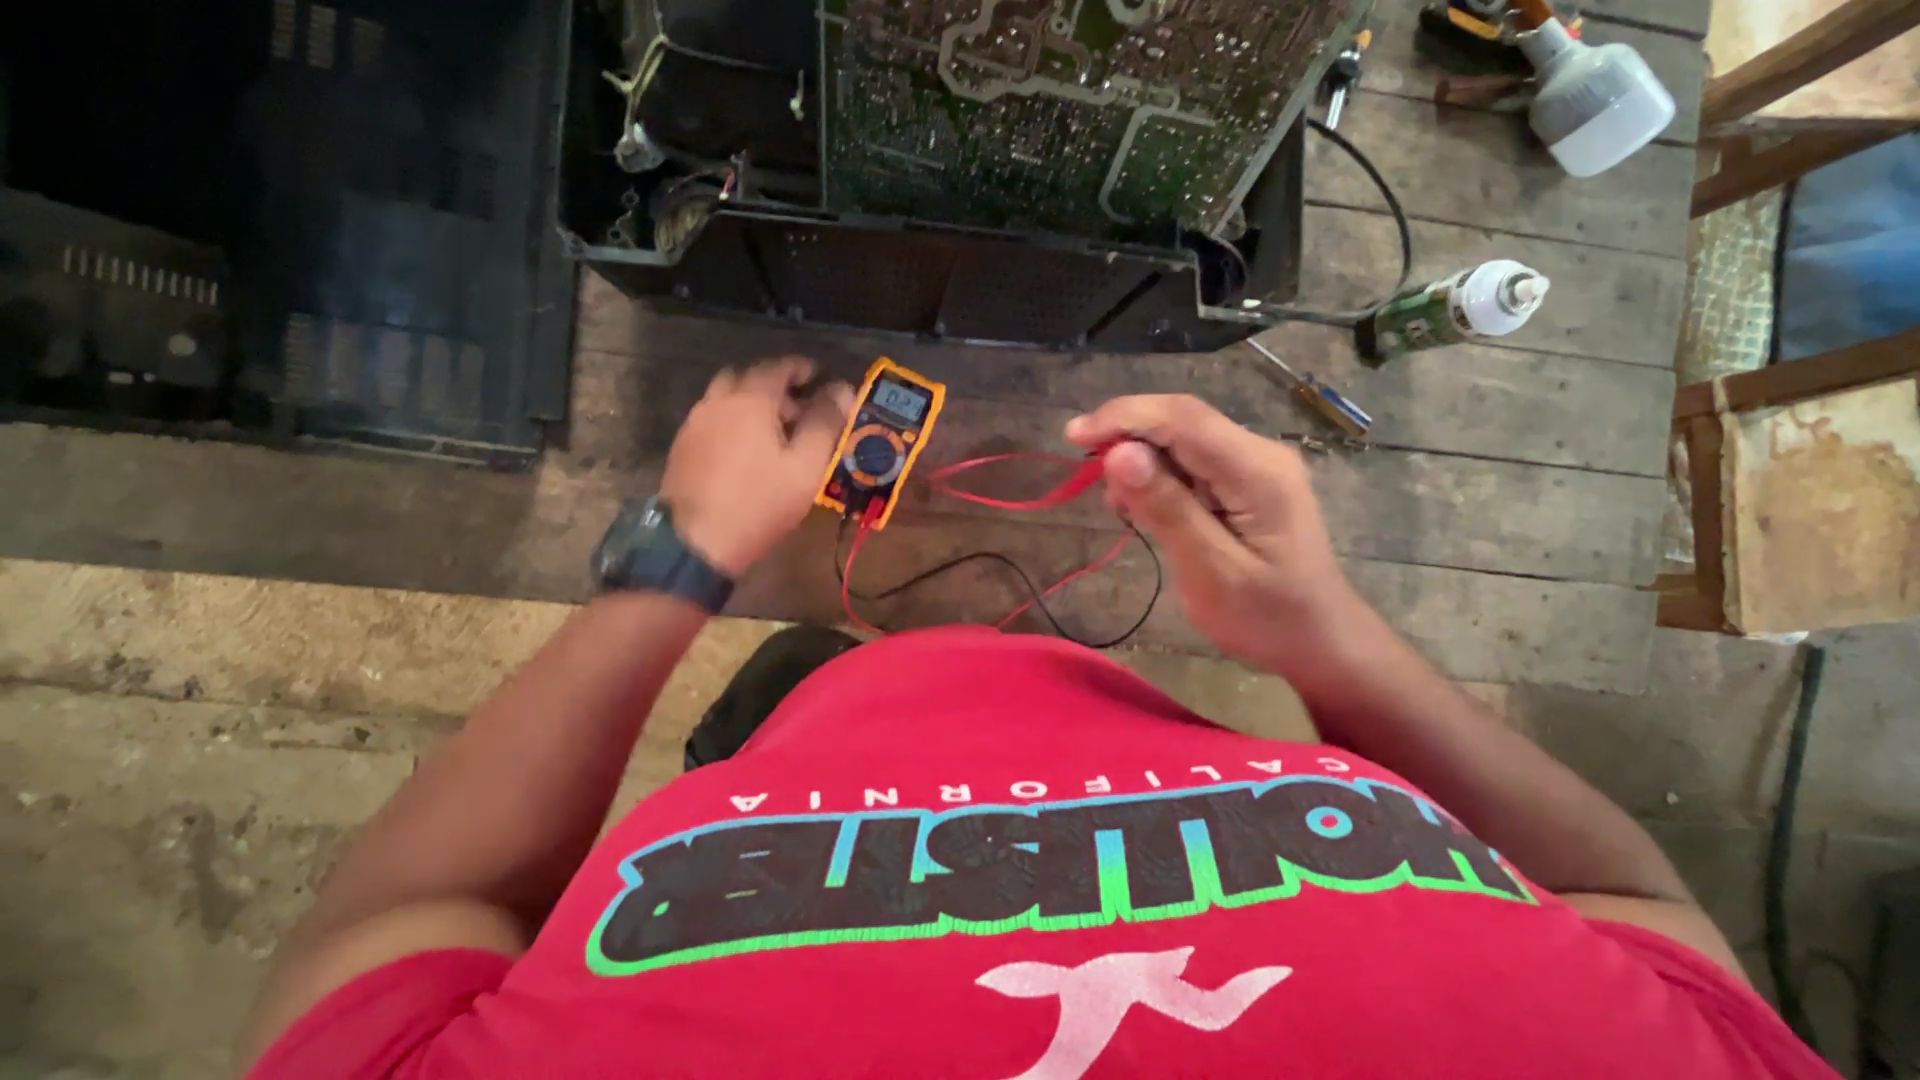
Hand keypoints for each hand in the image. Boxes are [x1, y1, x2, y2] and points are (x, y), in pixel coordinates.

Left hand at [661, 357, 852, 576]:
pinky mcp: (683, 448)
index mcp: (749, 400)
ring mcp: (695, 424)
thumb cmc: (758, 503)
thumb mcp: (805, 467)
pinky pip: (712, 420)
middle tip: (799, 409)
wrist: (696, 543)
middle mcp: (717, 401)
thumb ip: (825, 424)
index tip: (821, 378)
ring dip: (752, 404)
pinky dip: (733, 422)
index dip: (803, 368)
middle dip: (776, 386)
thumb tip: (842, 390)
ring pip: (726, 398)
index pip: (779, 367)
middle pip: (748, 378)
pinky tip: (748, 453)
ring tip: (775, 434)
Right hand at [1065, 394, 1370, 676]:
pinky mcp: (1245, 481)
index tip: (1073, 436)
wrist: (1320, 641)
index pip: (1183, 418)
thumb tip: (1118, 453)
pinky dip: (1157, 475)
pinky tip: (1141, 506)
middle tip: (1084, 472)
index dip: (1124, 417)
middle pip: (1182, 420)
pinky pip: (1192, 460)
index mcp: (1256, 471)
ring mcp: (1254, 465)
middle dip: (1126, 433)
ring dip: (1140, 457)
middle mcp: (1258, 454)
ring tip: (1118, 505)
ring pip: (1182, 437)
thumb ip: (1168, 509)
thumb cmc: (1267, 617)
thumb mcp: (1211, 571)